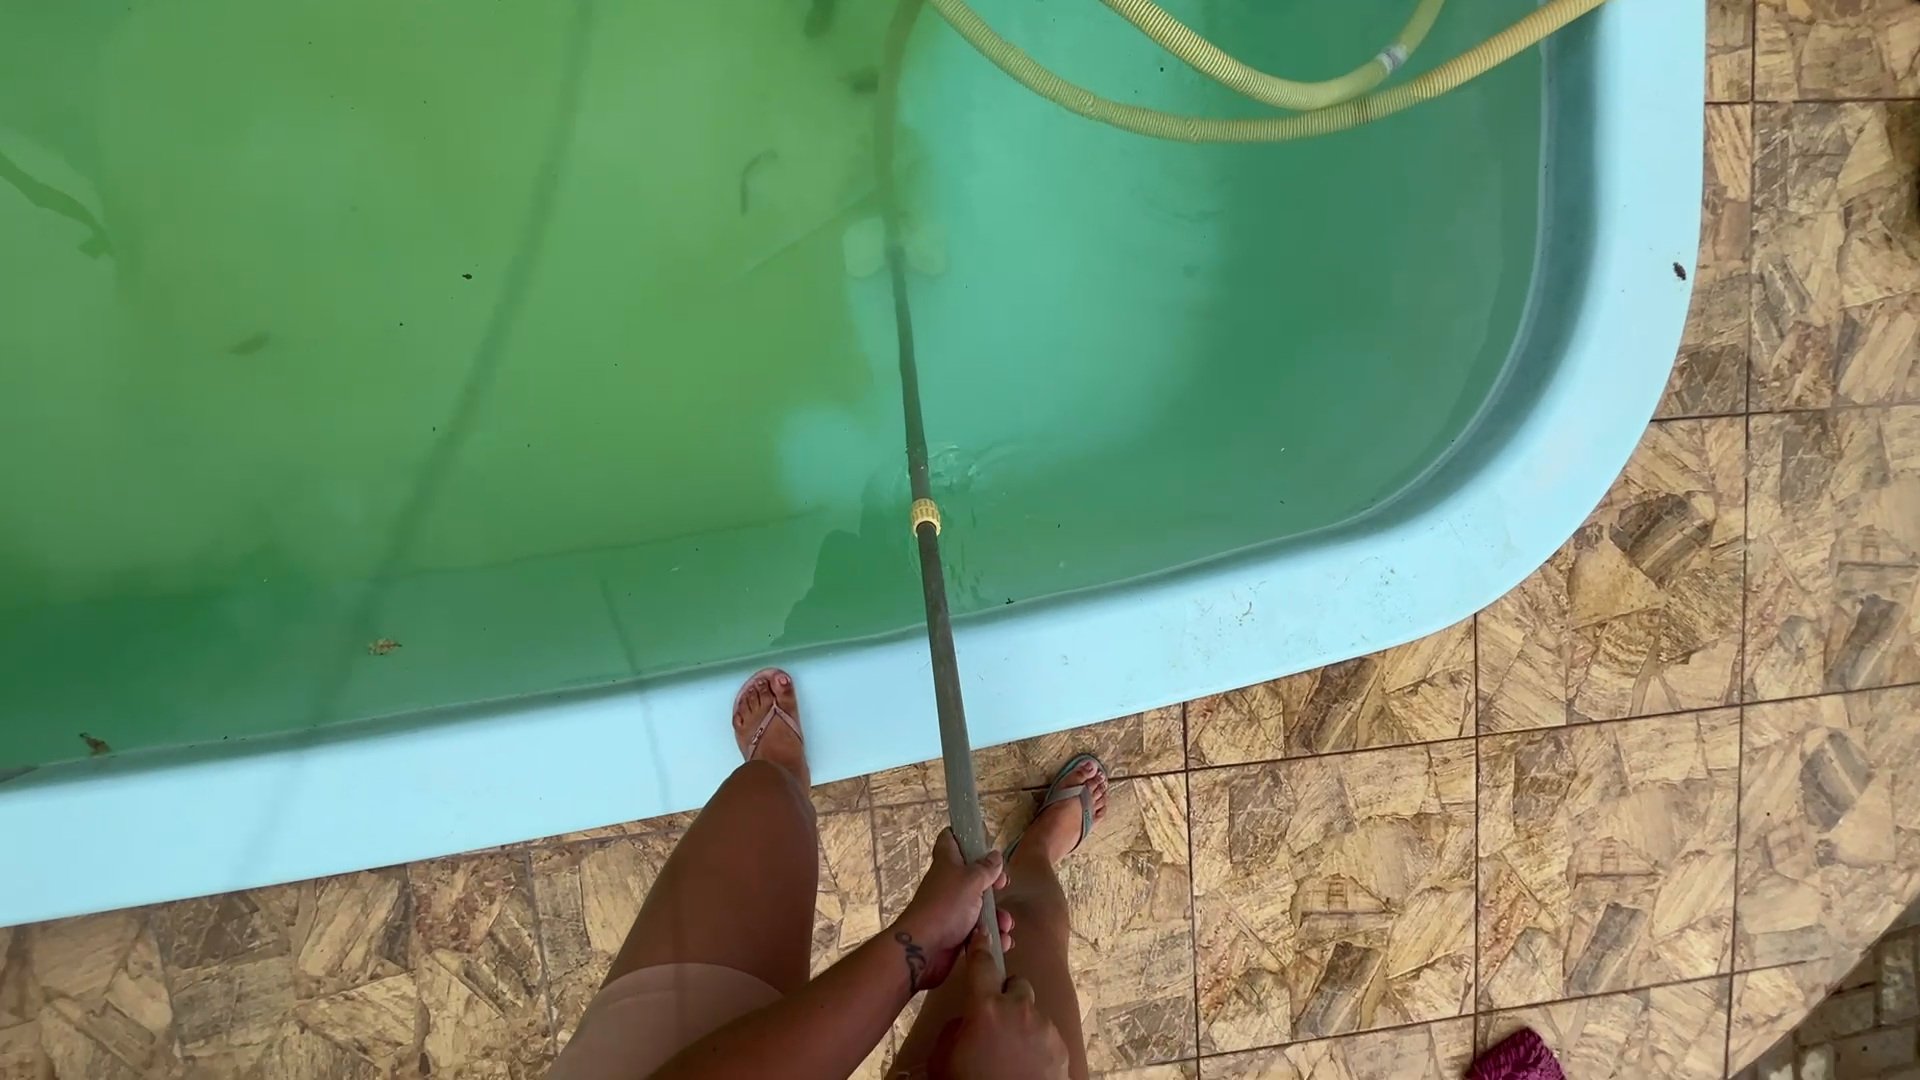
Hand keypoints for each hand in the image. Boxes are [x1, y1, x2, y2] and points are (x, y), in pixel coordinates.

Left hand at [893, 829, 1010, 991]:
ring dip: (997, 915)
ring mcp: (953, 909)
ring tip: (1006, 925)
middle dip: (993, 883)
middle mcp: (950, 883)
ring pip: (980, 906)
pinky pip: (979, 931)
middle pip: (974, 875)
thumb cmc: (947, 905)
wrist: (924, 949)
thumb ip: (985, 868)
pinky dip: (992, 936)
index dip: (964, 836)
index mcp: (948, 862)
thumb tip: (995, 855)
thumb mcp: (971, 880)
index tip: (983, 842)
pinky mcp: (957, 934)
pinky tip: (1003, 941)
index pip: (951, 839)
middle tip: (1004, 886)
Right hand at [928, 929, 1071, 1079]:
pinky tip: (1025, 1068)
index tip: (981, 930)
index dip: (978, 945)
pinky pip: (1046, 1036)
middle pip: (1016, 986)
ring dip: (1021, 1026)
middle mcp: (1018, 1010)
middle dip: (1006, 999)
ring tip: (1009, 1056)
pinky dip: (1036, 1046)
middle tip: (995, 1025)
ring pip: (1032, 1013)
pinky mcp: (1061, 1049)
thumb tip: (969, 1021)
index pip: (981, 963)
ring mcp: (1043, 1029)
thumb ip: (956, 1028)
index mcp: (986, 1008)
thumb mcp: (944, 1060)